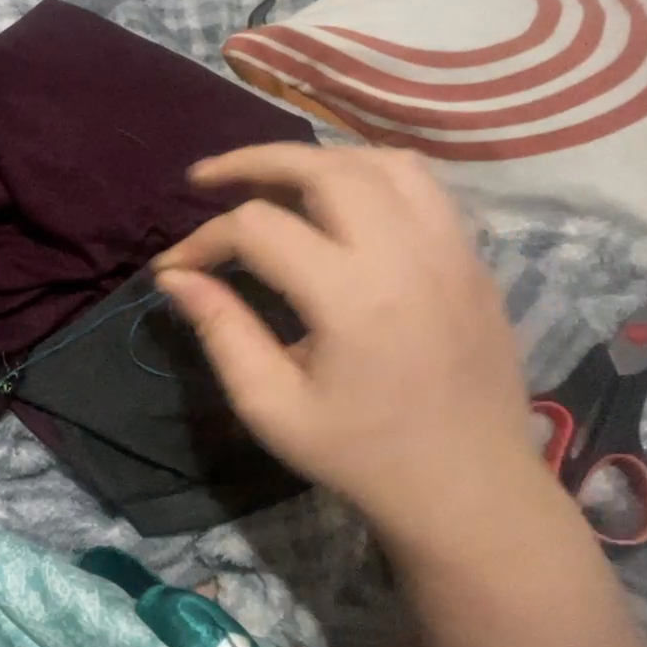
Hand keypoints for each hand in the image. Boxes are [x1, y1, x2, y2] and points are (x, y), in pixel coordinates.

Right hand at [152, 144, 538, 531]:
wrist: (468, 487)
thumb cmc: (357, 453)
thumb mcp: (268, 404)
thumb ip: (220, 330)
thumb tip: (175, 278)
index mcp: (353, 298)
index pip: (258, 228)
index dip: (201, 241)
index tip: (173, 271)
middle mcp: (409, 256)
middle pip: (325, 169)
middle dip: (253, 163)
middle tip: (203, 178)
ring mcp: (453, 252)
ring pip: (382, 163)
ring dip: (315, 160)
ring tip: (269, 180)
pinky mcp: (473, 260)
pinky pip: (422, 187)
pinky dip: (366, 175)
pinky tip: (333, 202)